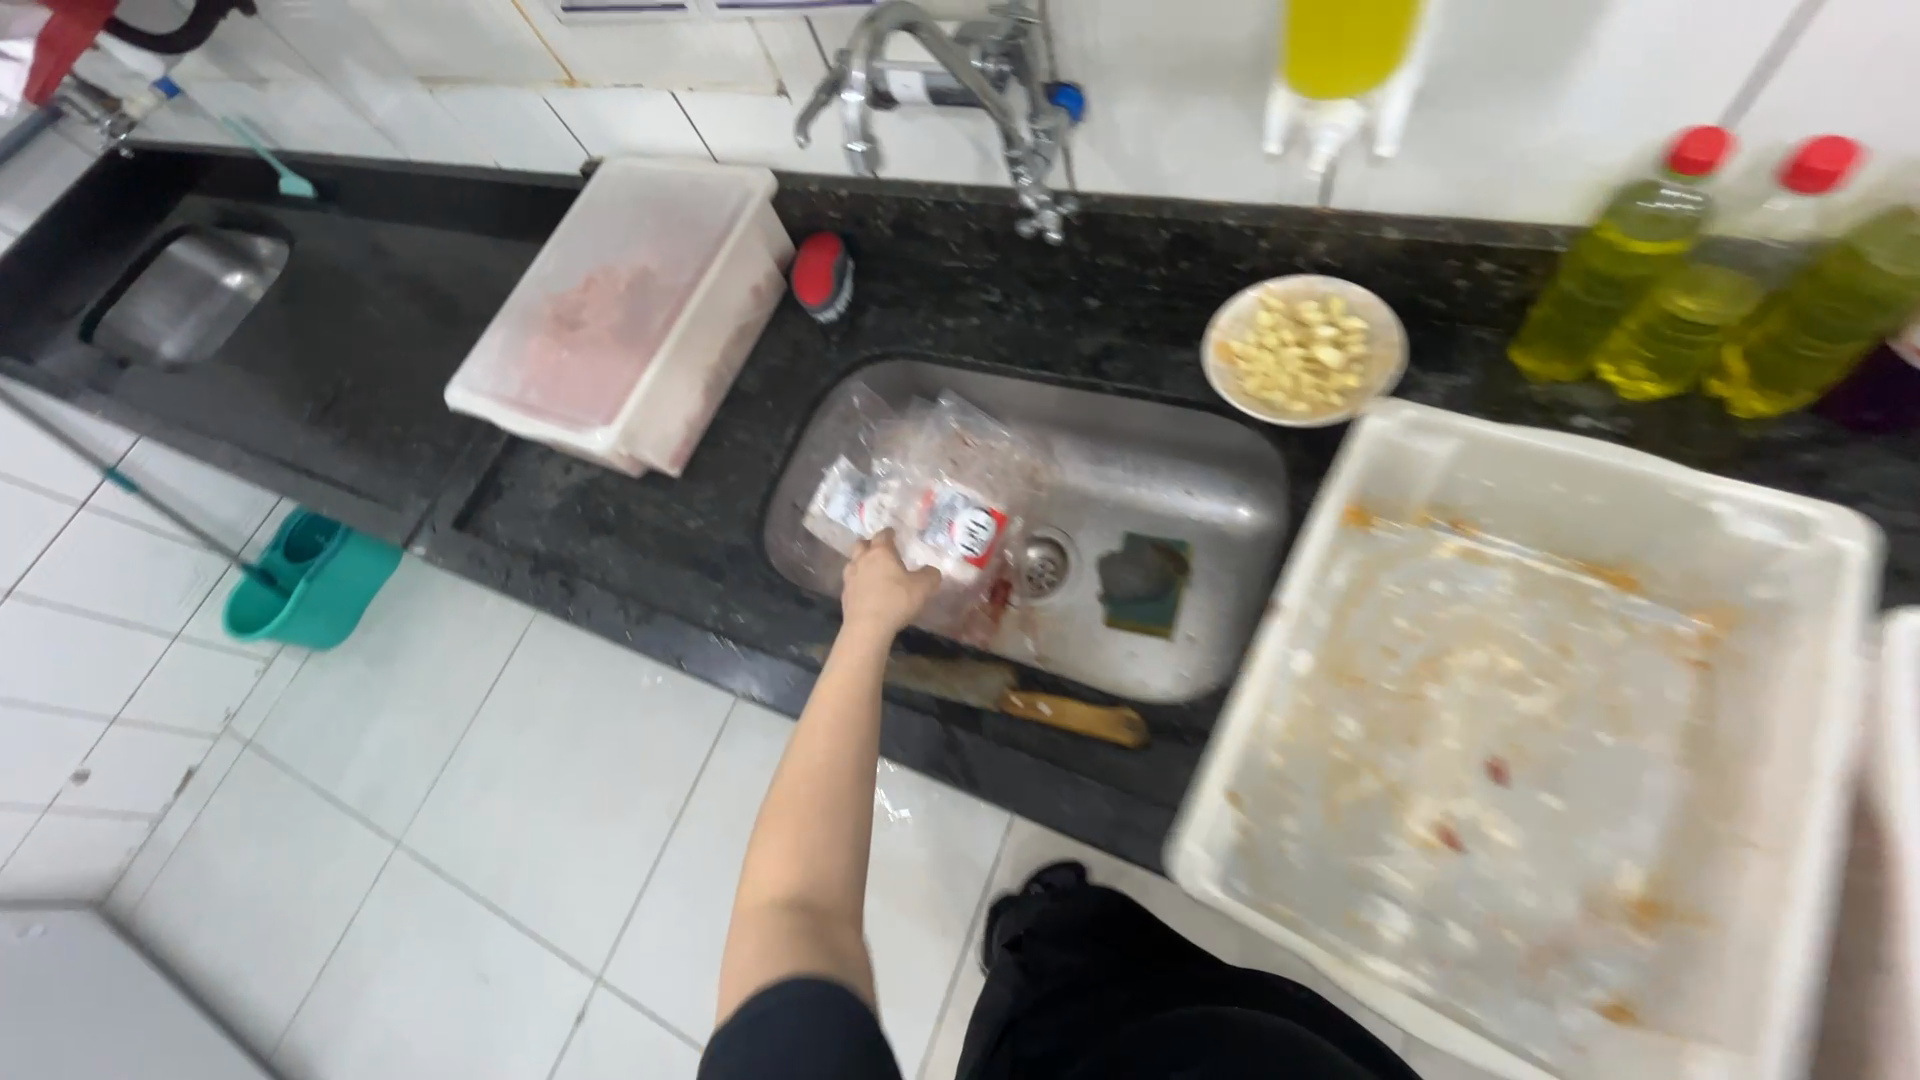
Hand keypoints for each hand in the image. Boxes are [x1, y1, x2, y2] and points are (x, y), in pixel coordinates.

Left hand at [841, 528, 941, 637]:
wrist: (867, 627)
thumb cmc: (896, 600)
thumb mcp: (923, 587)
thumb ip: (930, 575)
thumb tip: (931, 571)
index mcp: (881, 552)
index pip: (883, 535)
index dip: (889, 533)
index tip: (893, 533)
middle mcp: (862, 560)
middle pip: (861, 544)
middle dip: (870, 544)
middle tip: (880, 550)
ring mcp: (850, 577)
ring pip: (853, 562)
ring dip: (861, 562)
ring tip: (871, 570)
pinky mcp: (845, 594)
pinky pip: (851, 581)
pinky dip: (858, 581)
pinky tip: (866, 590)